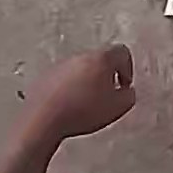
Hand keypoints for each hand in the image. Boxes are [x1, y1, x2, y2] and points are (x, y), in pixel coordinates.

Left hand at [21, 45, 136, 140]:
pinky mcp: (46, 77)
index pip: (122, 52)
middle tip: (107, 95)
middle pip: (100, 59)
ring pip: (81, 69)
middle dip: (106, 76)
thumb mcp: (118, 107)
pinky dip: (70, 89)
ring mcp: (61, 66)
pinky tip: (70, 107)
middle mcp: (80, 57)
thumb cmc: (81, 111)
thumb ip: (129, 95)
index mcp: (101, 59)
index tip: (124, 84)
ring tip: (87, 105)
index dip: (127, 69)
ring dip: (87, 82)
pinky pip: (64, 79)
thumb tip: (127, 92)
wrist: (43, 120)